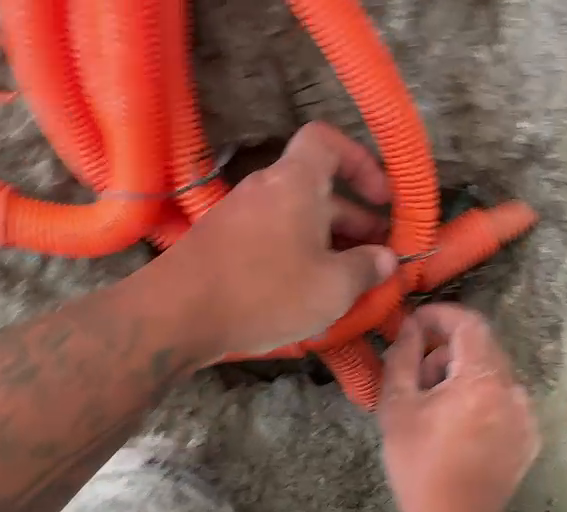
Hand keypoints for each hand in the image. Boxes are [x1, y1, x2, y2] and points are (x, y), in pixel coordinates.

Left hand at [130, 122, 399, 356]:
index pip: (327, 143)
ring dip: (331, 246)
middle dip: (356, 222)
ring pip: (299, 221)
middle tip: (382, 258)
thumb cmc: (267, 293)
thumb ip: (367, 269)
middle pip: (319, 191)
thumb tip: (386, 258)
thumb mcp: (333, 288)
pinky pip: (277, 241)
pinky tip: (313, 296)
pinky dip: (302, 259)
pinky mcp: (227, 245)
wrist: (179, 314)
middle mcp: (267, 189)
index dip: (361, 163)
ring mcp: (243, 216)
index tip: (384, 198)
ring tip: (354, 284)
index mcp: (296, 184)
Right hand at [379, 305, 539, 511]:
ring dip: (466, 376)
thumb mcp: (397, 407)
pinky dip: (483, 401)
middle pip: (483, 348)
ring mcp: (527, 415)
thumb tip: (412, 328)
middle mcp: (513, 389)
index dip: (440, 316)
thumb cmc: (419, 467)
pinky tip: (460, 430)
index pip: (468, 323)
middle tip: (418, 376)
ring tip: (437, 407)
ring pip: (495, 375)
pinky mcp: (530, 438)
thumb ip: (404, 356)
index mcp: (482, 378)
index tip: (415, 325)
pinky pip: (506, 402)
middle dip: (448, 350)